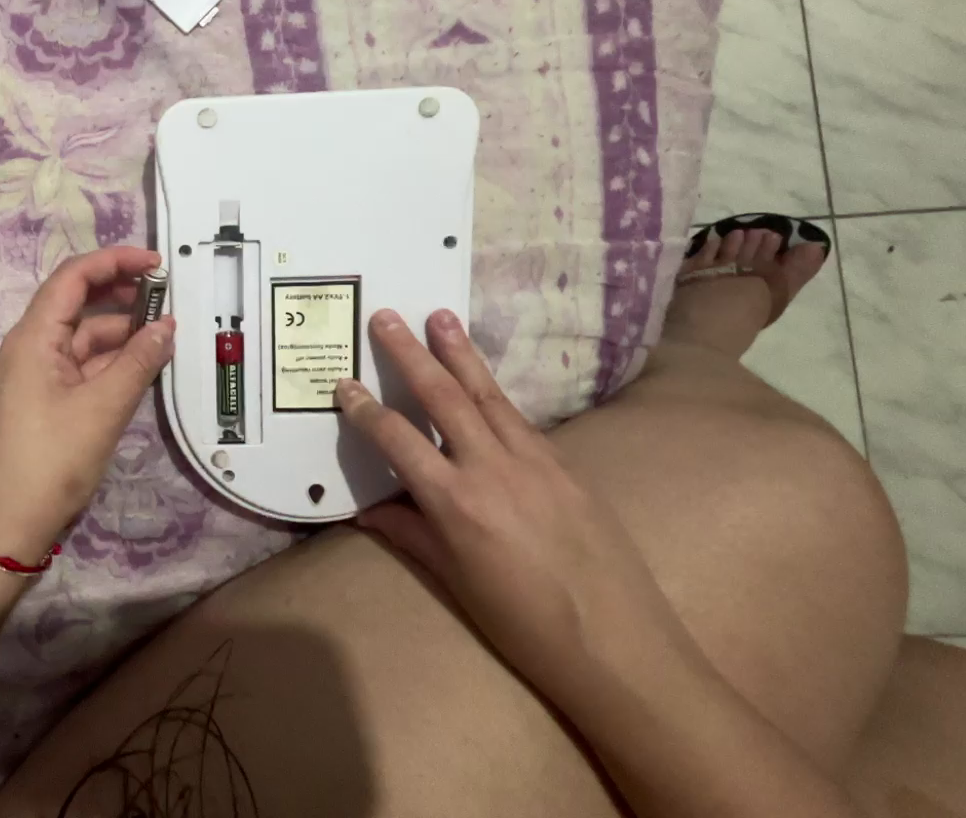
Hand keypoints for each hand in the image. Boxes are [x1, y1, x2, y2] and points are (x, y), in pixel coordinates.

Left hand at [0, 246, 176, 563]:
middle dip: (120, 293)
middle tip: (167, 294)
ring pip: (83, 338)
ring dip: (121, 331)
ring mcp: (37, 376)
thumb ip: (138, 362)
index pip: (72, 278)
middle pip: (77, 303)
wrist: (7, 526)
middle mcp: (31, 348)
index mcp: (33, 337)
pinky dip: (112, 361)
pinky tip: (144, 365)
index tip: (156, 263)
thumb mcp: (103, 408)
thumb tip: (167, 326)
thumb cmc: (51, 461)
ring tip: (166, 331)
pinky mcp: (46, 402)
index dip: (113, 261)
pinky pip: (82, 367)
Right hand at [336, 309, 703, 701]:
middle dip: (411, 353)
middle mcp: (492, 469)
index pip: (398, 440)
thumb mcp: (453, 581)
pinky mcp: (566, 465)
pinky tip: (483, 378)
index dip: (366, 409)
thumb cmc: (524, 623)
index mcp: (456, 502)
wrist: (621, 648)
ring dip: (460, 353)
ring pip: (488, 394)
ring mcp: (535, 461)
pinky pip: (520, 418)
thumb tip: (365, 509)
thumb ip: (408, 534)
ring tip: (441, 317)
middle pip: (443, 397)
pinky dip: (494, 390)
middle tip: (388, 317)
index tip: (343, 383)